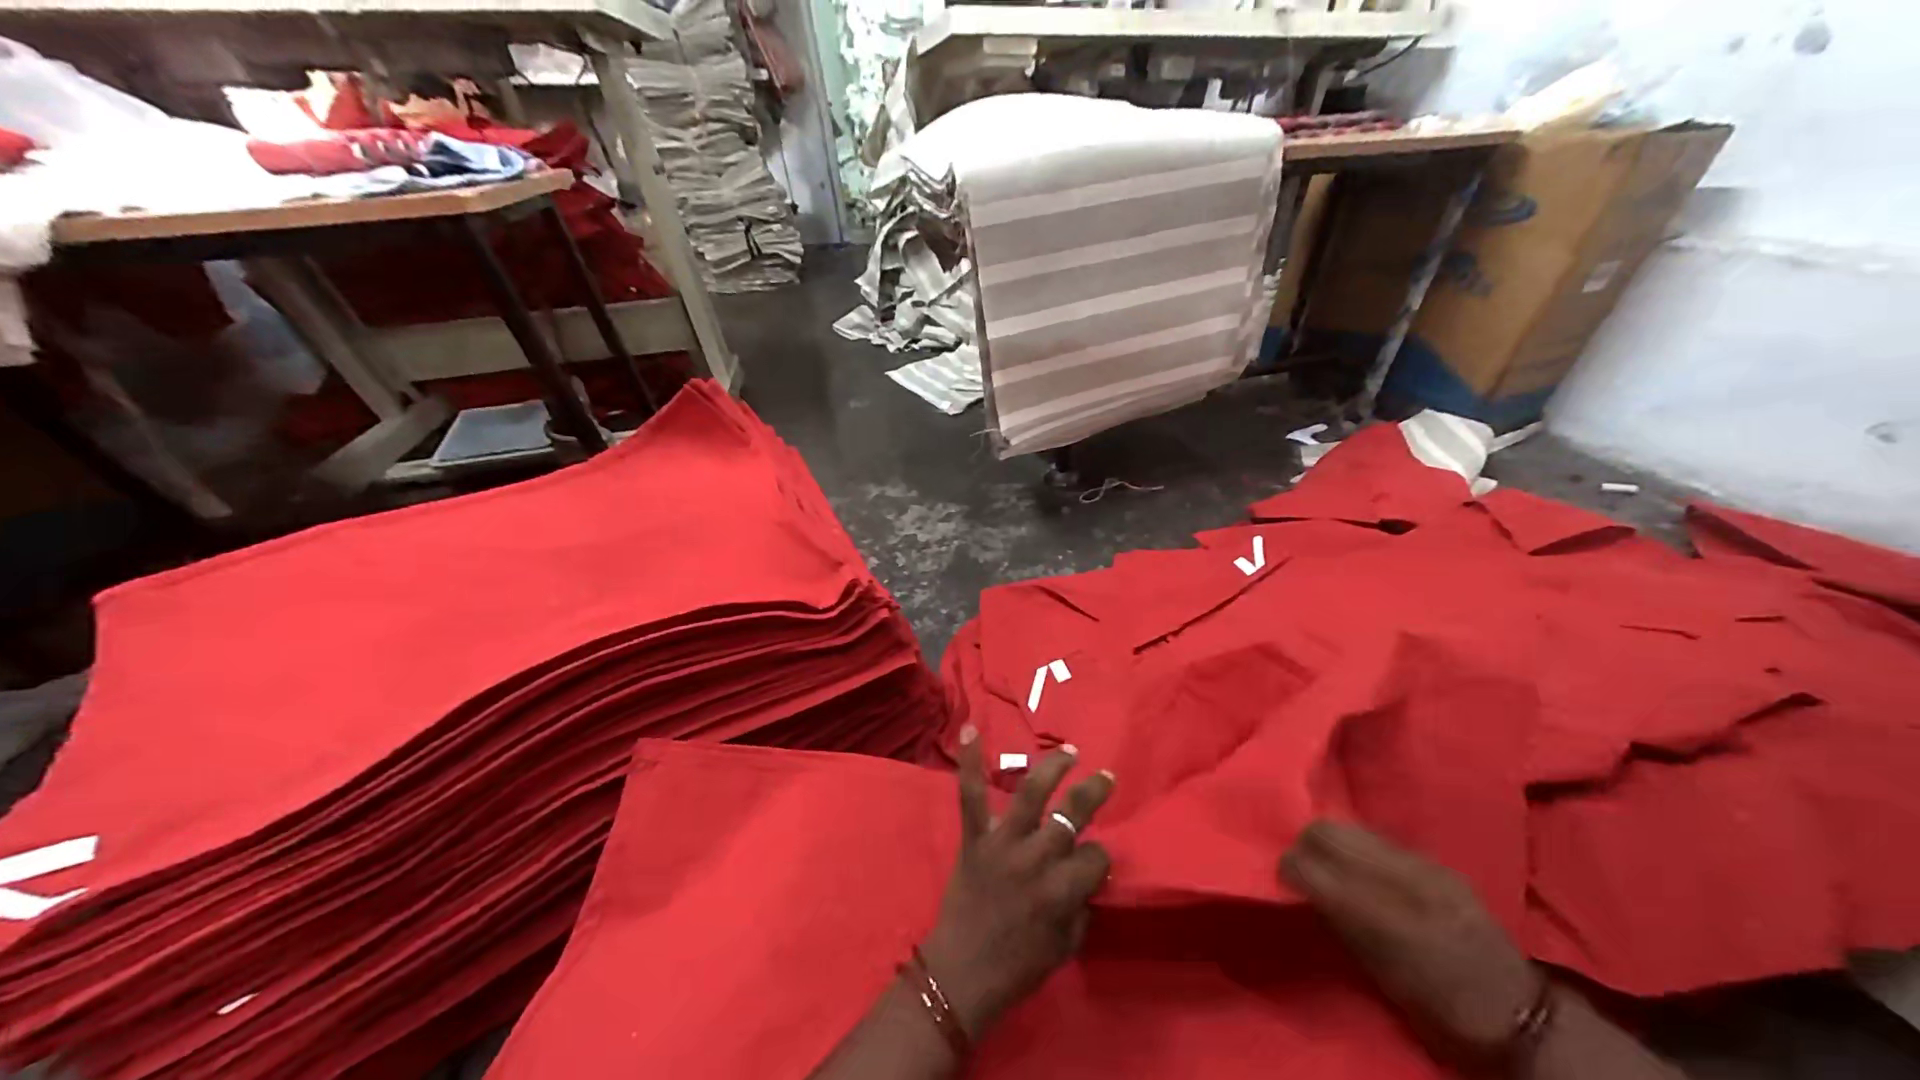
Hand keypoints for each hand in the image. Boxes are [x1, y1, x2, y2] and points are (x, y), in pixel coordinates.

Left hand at [920, 730, 1114, 1038]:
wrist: (961, 974)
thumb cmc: (1018, 967)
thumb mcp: (1066, 947)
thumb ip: (1081, 906)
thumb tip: (1088, 875)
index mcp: (1062, 891)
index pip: (1096, 857)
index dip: (1099, 860)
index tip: (1093, 864)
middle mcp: (1036, 859)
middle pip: (1072, 814)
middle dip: (1094, 792)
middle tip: (1105, 777)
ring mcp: (1002, 843)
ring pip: (1030, 794)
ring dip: (1051, 768)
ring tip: (1068, 753)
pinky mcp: (973, 838)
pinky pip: (970, 795)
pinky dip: (969, 762)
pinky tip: (968, 729)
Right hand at [1282, 821, 1540, 1066]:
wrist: (1517, 1015)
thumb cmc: (1437, 1010)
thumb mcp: (1378, 976)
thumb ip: (1339, 922)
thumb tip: (1303, 888)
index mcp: (1383, 917)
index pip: (1313, 867)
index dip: (1288, 866)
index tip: (1280, 876)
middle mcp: (1401, 879)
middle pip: (1329, 832)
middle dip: (1305, 842)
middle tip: (1300, 863)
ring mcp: (1424, 866)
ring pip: (1355, 827)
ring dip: (1332, 839)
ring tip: (1328, 860)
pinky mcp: (1438, 863)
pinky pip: (1382, 838)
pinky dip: (1361, 846)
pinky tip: (1363, 865)